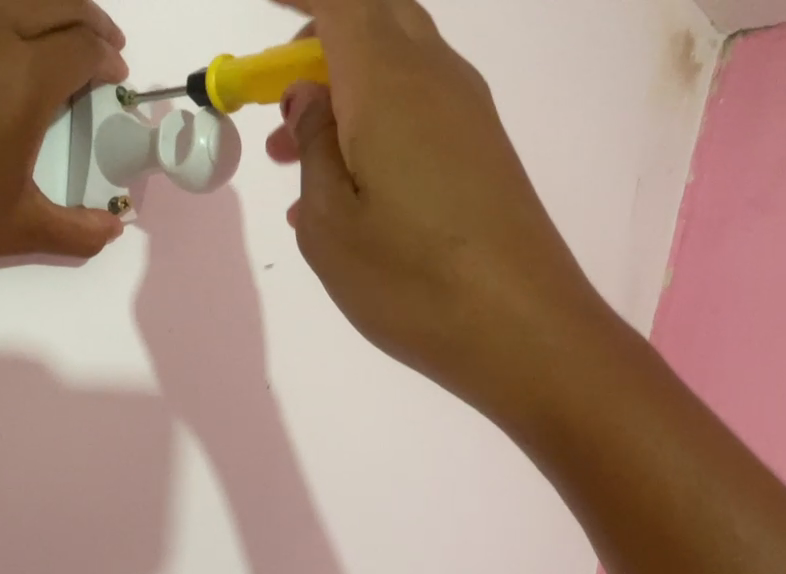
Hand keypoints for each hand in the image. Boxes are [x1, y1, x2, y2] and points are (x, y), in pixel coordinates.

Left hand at [0, 0, 131, 279]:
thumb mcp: (17, 230)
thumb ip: (78, 230)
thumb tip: (116, 227)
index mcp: (24, 81)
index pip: (85, 46)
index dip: (108, 58)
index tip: (111, 73)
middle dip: (85, 16)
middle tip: (91, 37)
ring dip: (31, 0)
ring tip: (35, 17)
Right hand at [267, 0, 606, 418]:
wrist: (523, 330)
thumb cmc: (412, 281)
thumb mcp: (331, 225)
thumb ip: (312, 150)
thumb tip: (309, 99)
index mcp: (387, 80)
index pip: (338, 0)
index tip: (263, 7)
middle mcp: (435, 76)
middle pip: (374, 17)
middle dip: (319, 43)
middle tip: (281, 103)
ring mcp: (468, 113)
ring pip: (397, 64)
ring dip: (344, 92)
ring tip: (295, 162)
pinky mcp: (484, 151)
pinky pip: (420, 107)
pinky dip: (375, 124)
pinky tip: (350, 193)